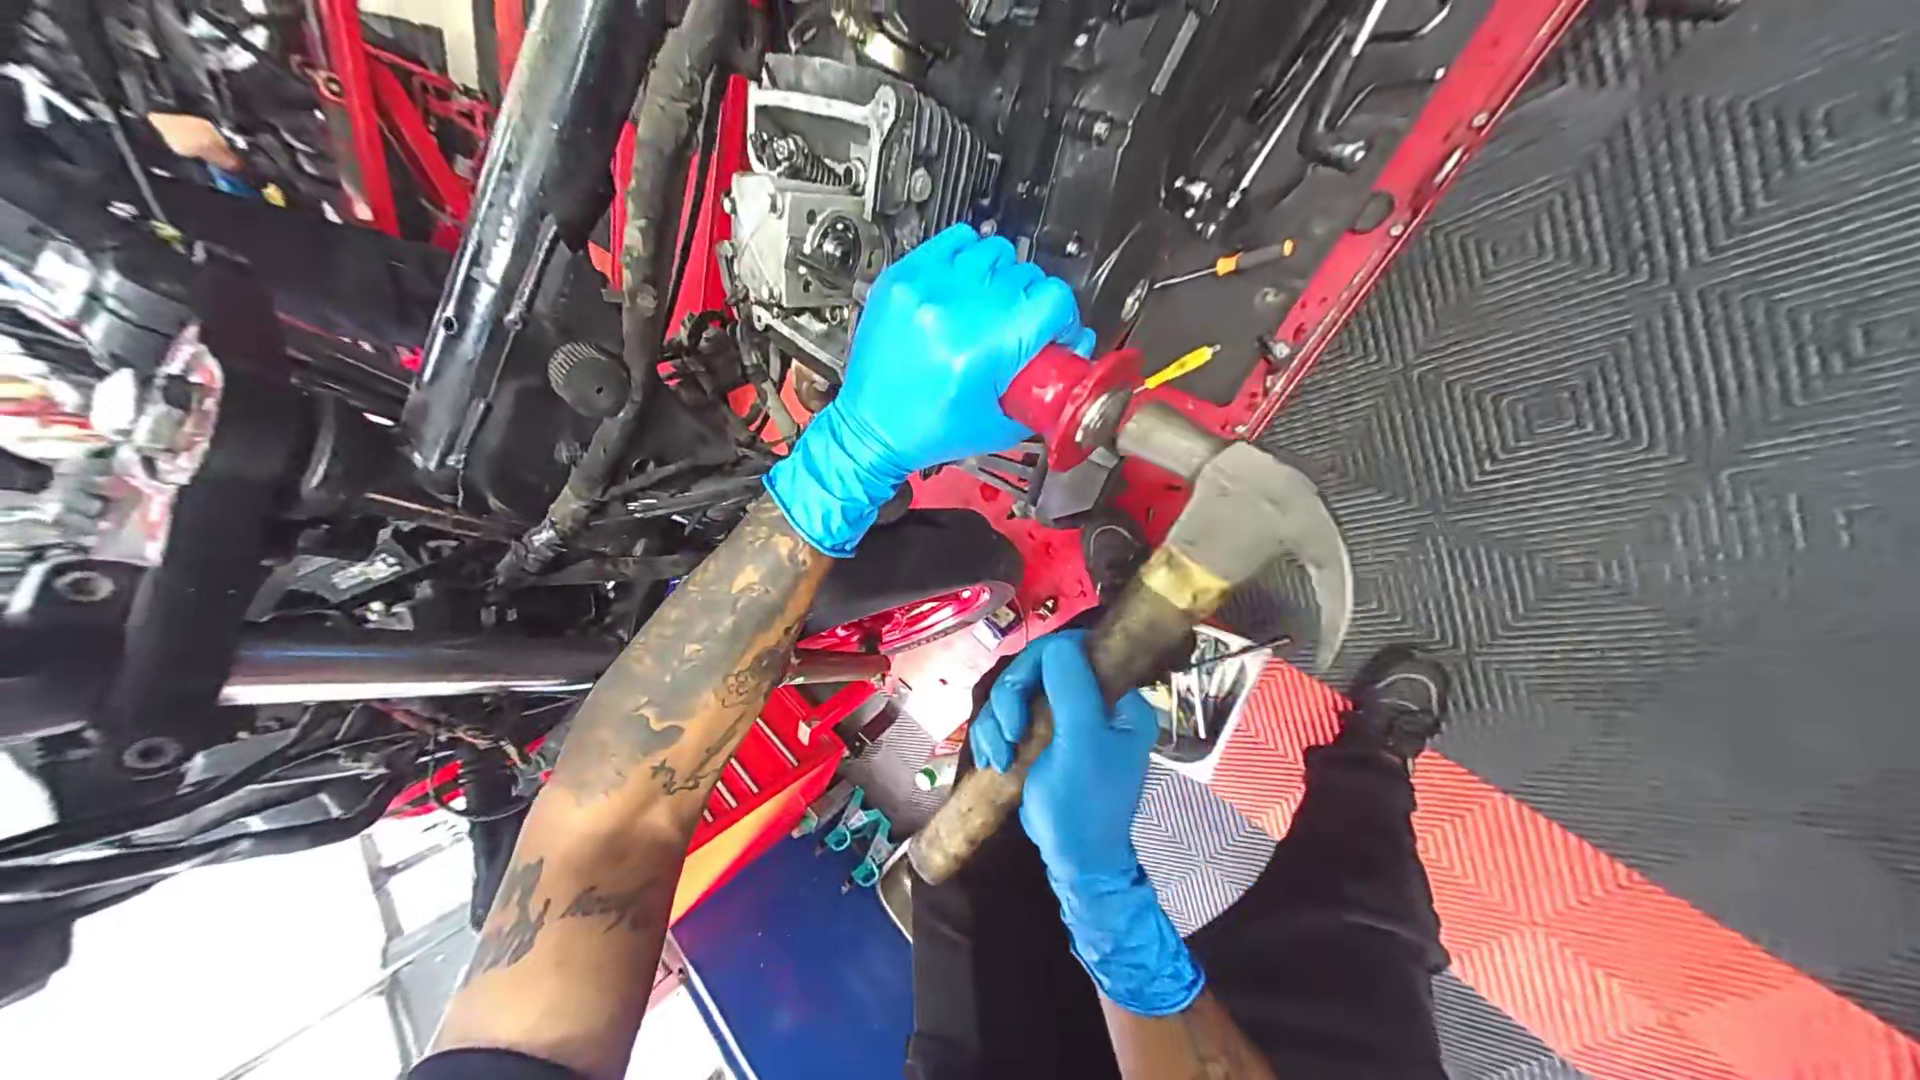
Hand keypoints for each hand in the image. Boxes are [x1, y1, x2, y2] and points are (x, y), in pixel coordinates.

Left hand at [765, 224, 1093, 555]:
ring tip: (991, 308)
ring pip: (995, 251)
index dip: (1063, 319)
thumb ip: (1045, 391)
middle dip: (1033, 305)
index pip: (1053, 300)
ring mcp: (927, 287)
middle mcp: (956, 310)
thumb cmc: (927, 430)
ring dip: (1002, 279)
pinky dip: (968, 258)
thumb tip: (1072, 353)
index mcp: (984, 349)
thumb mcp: (1001, 425)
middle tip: (1019, 331)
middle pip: (1027, 275)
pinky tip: (965, 285)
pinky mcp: (904, 277)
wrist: (872, 428)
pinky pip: (955, 241)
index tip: (1054, 333)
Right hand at [971, 632, 1204, 1016]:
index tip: (1019, 695)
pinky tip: (995, 760)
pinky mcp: (1039, 734)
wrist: (1073, 861)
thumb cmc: (1083, 806)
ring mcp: (1063, 717)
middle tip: (1007, 733)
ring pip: (1016, 692)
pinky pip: (1007, 715)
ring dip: (997, 721)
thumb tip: (1057, 646)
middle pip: (1037, 669)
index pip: (1074, 651)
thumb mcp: (1081, 746)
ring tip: (998, 755)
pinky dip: (994, 735)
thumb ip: (1073, 691)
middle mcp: (1092, 700)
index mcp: (1116, 699)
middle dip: (1011, 700)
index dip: (1039, 664)